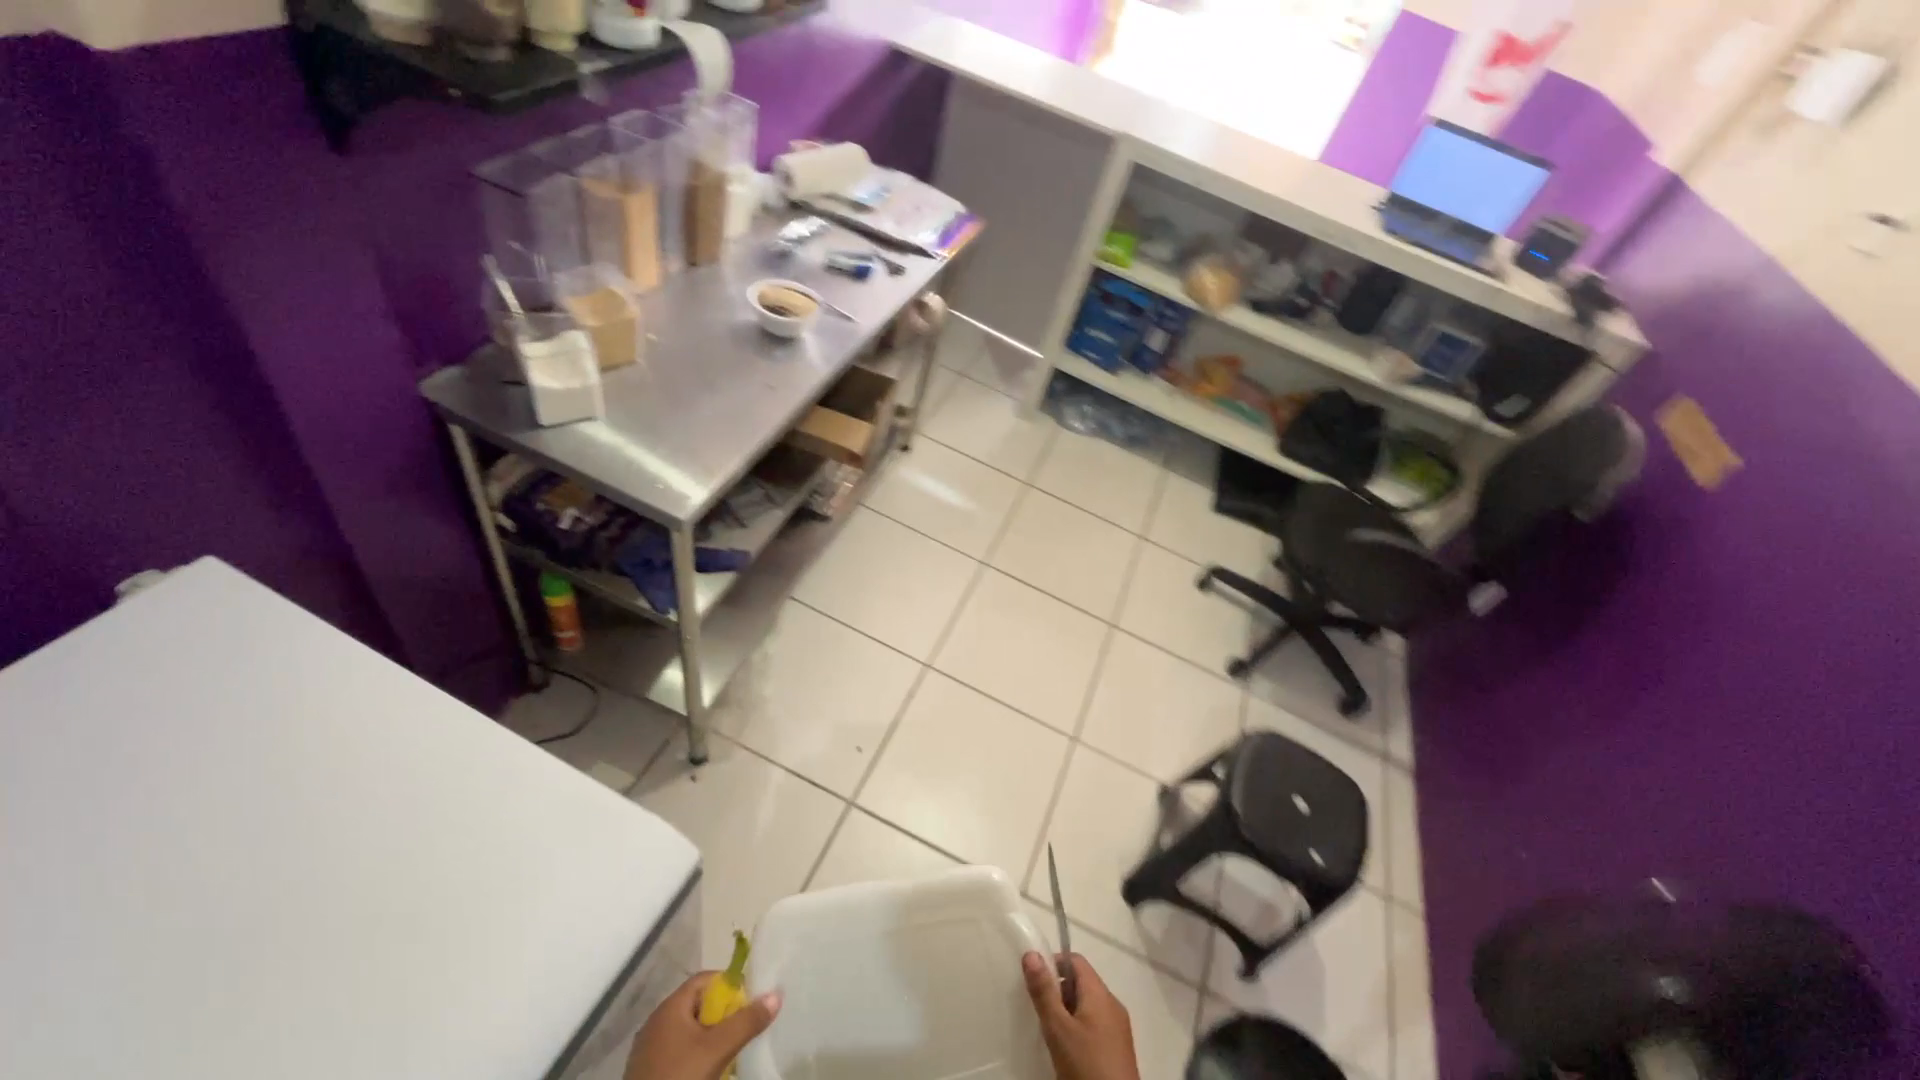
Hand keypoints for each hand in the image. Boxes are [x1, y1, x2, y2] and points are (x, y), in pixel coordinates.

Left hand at [623, 972, 780, 1079]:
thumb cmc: (679, 1077)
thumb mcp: (717, 1049)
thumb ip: (746, 1022)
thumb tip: (775, 995)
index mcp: (670, 1008)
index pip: (705, 980)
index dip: (730, 985)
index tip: (750, 1002)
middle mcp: (658, 1021)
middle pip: (698, 1005)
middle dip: (724, 1014)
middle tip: (744, 1029)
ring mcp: (651, 1047)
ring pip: (690, 1029)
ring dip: (712, 1036)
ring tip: (730, 1051)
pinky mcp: (650, 1069)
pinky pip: (679, 1049)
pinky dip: (697, 1053)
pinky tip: (709, 1070)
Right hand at [1021, 951, 1141, 1079]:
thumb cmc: (1085, 1063)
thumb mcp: (1058, 1028)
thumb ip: (1044, 992)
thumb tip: (1031, 953)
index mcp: (1100, 993)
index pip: (1076, 961)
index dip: (1054, 964)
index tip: (1036, 983)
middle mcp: (1113, 1003)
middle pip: (1082, 982)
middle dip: (1059, 991)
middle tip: (1041, 1012)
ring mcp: (1119, 1026)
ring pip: (1089, 1005)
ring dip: (1068, 1011)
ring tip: (1052, 1032)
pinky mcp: (1119, 1046)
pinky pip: (1096, 1023)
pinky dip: (1079, 1026)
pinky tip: (1068, 1048)